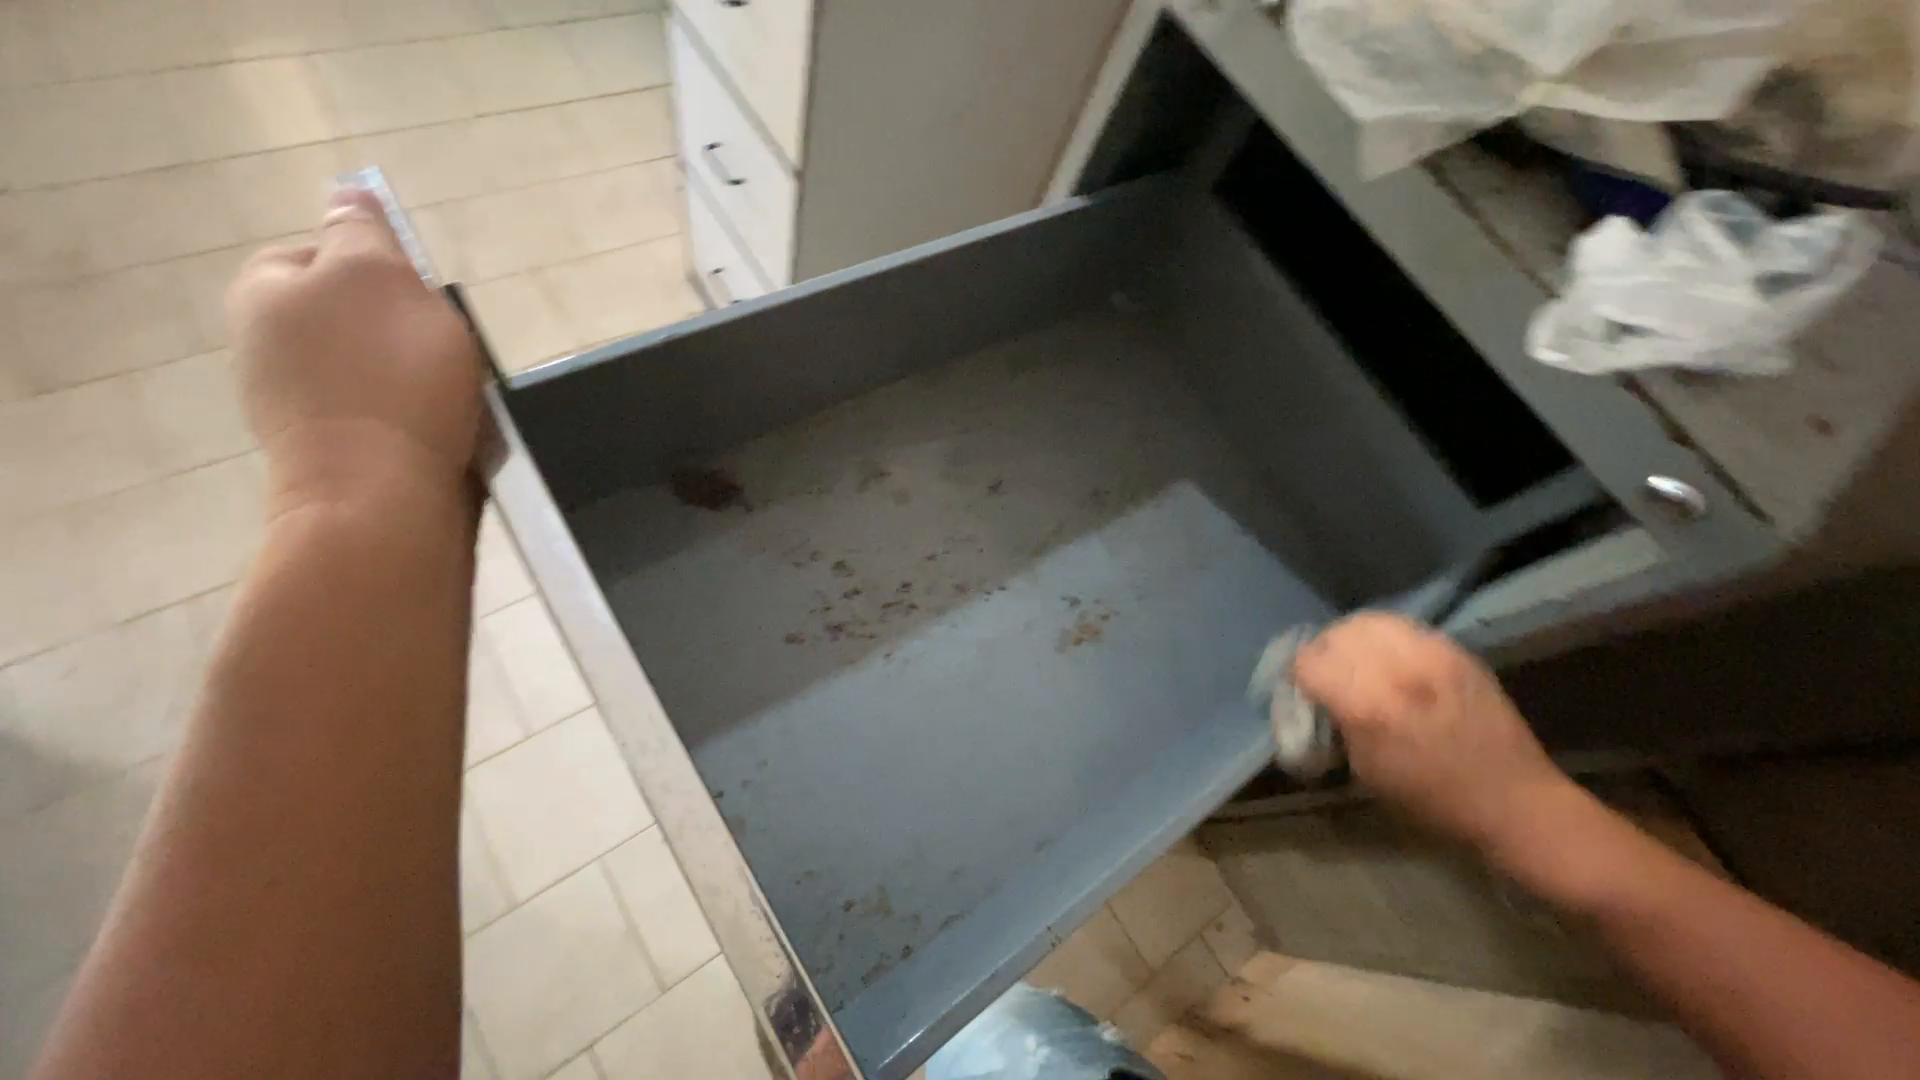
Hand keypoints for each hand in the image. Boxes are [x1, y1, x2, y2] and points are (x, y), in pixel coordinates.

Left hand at [227, 188, 482, 512]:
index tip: (419, 294)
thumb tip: (347, 192)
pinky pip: (386, 416)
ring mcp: (297, 407)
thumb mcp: (381, 279)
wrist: (387, 494)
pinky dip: (416, 416)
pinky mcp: (337, 455)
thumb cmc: (390, 378)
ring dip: (415, 374)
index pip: (318, 254)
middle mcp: (265, 347)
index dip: (375, 267)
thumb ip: (365, 232)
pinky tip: (445, 429)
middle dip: (400, 326)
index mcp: (265, 294)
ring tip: (454, 393)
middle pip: (350, 316)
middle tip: (444, 345)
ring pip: (373, 369)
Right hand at [1291, 612, 1577, 854]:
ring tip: (1356, 659)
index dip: (1298, 677)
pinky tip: (1390, 659)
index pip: (1308, 662)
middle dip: (1323, 652)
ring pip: (1369, 621)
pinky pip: (1404, 627)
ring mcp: (1430, 654)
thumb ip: (1337, 723)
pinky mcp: (1456, 651)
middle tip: (1327, 674)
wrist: (1513, 801)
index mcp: (1367, 706)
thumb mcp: (1364, 770)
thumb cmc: (1431, 800)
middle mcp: (1396, 669)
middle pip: (1336, 634)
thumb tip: (1321, 698)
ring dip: (1353, 638)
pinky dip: (1385, 637)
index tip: (1303, 692)